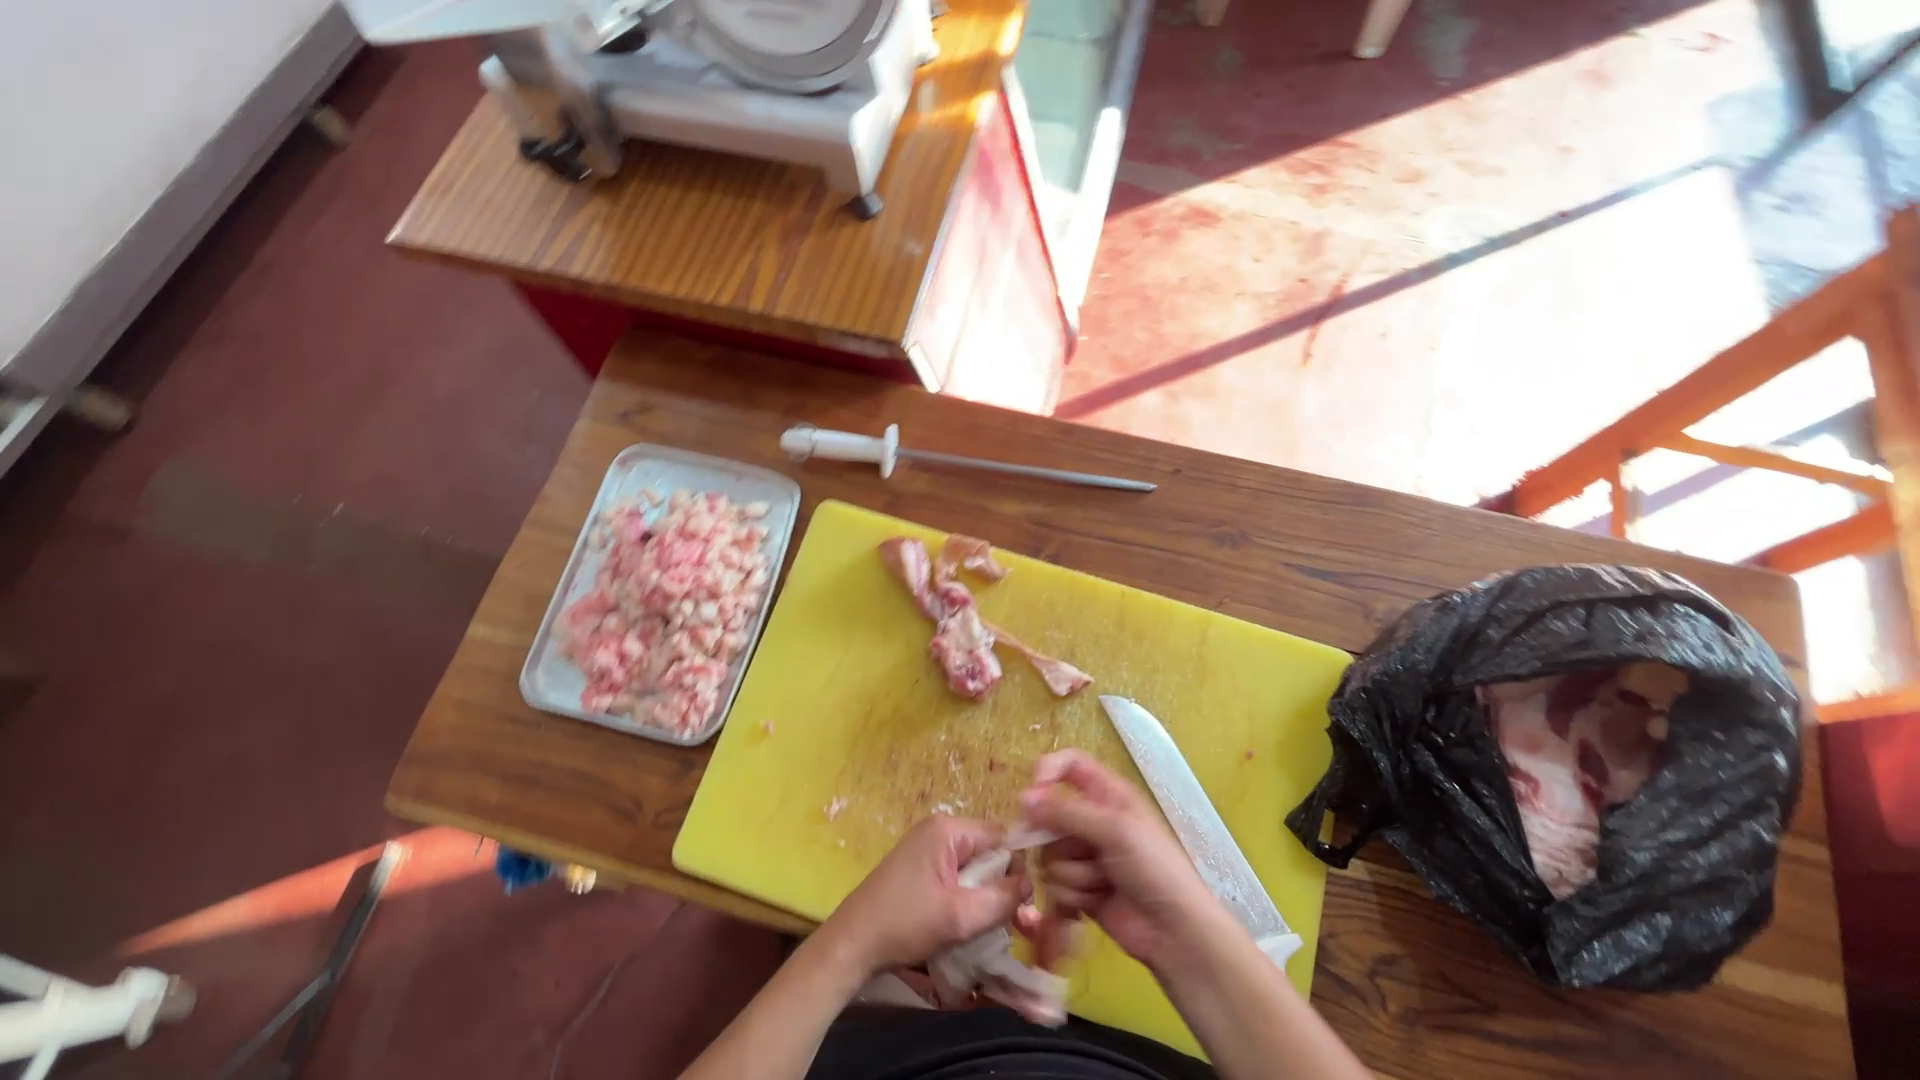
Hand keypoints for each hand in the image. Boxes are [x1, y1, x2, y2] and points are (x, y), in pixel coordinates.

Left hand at [817, 814, 1029, 977]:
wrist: (852, 945)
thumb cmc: (905, 924)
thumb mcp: (960, 916)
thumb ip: (1002, 898)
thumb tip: (1030, 884)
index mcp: (948, 830)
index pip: (1003, 837)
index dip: (1017, 868)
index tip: (1022, 902)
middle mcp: (938, 830)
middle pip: (989, 851)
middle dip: (1000, 885)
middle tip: (1004, 920)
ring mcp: (927, 848)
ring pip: (974, 868)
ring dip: (983, 895)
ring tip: (982, 924)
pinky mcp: (920, 868)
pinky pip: (957, 876)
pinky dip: (965, 898)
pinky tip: (961, 922)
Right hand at [1018, 749, 1214, 969]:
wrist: (1173, 930)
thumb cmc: (1154, 868)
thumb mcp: (1114, 829)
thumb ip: (1066, 812)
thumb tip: (1022, 798)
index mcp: (1108, 795)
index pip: (1069, 765)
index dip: (1048, 772)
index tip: (1031, 795)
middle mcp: (1094, 821)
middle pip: (1049, 816)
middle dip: (1058, 838)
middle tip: (1079, 850)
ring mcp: (1086, 857)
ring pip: (1050, 855)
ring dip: (1074, 872)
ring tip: (1103, 882)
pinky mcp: (1079, 889)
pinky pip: (1054, 885)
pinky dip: (1074, 894)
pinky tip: (1098, 901)